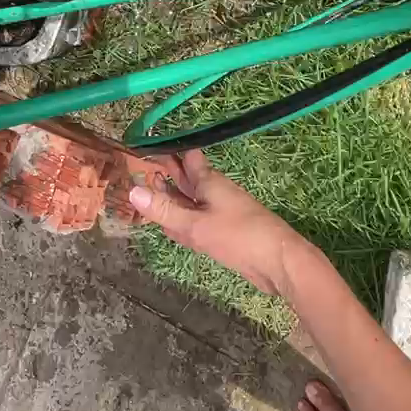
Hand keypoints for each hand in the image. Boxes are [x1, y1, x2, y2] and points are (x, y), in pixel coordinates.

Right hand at [129, 150, 317, 296]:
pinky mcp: (224, 231)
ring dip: (172, 201)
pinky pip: (197, 221)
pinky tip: (171, 229)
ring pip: (190, 201)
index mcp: (208, 180)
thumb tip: (132, 190)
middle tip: (137, 175)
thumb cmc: (239, 235)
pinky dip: (183, 222)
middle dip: (164, 177)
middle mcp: (213, 191)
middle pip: (185, 178)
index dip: (166, 151)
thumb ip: (165, 211)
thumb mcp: (196, 225)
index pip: (184, 156)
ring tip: (147, 200)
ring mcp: (220, 211)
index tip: (142, 148)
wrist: (278, 262)